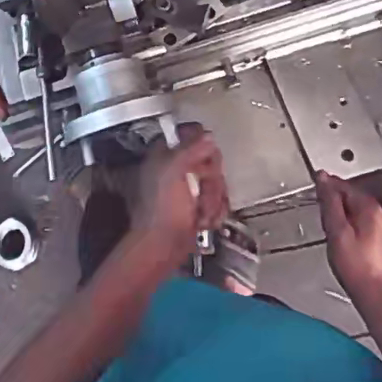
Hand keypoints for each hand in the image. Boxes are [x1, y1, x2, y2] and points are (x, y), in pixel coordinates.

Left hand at [128, 126, 228, 271]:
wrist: (162, 247)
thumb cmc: (164, 208)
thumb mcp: (173, 171)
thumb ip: (190, 150)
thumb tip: (209, 136)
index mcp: (166, 153)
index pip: (193, 133)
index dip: (204, 146)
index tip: (207, 161)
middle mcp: (178, 166)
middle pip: (211, 160)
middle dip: (211, 181)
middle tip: (202, 194)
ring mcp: (189, 187)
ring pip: (217, 181)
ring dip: (212, 200)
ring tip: (200, 214)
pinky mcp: (198, 205)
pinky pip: (218, 200)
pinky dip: (213, 212)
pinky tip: (204, 222)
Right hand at [316, 171, 381, 307]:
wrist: (377, 298)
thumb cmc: (355, 266)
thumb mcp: (336, 230)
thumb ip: (329, 202)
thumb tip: (322, 177)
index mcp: (368, 206)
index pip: (341, 184)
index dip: (325, 190)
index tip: (315, 202)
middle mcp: (378, 212)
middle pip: (348, 195)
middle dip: (332, 204)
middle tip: (324, 222)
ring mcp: (381, 226)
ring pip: (353, 209)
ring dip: (339, 216)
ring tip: (331, 233)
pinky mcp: (380, 239)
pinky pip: (359, 222)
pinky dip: (348, 226)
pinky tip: (342, 241)